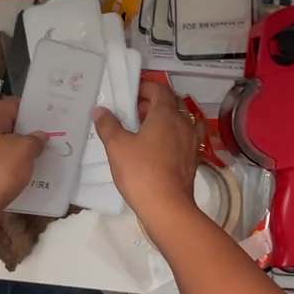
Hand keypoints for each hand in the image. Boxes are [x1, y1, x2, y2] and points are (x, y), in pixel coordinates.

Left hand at [0, 97, 44, 225]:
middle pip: (6, 128)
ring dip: (20, 155)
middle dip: (27, 133)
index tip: (49, 115)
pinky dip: (11, 173)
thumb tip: (39, 136)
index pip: (11, 105)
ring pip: (2, 150)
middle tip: (50, 139)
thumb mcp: (23, 150)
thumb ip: (34, 140)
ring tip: (42, 160)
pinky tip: (25, 180)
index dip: (30, 107)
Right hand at [93, 80, 200, 223]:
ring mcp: (191, 142)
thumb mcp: (117, 146)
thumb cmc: (141, 171)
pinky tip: (156, 149)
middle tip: (133, 112)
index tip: (130, 93)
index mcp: (166, 114)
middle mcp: (183, 123)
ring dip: (163, 120)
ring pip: (179, 121)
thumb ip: (108, 125)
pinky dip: (170, 136)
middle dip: (153, 103)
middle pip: (171, 103)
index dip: (146, 87)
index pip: (160, 89)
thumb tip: (100, 110)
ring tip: (143, 130)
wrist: (167, 207)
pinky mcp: (192, 159)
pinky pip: (182, 138)